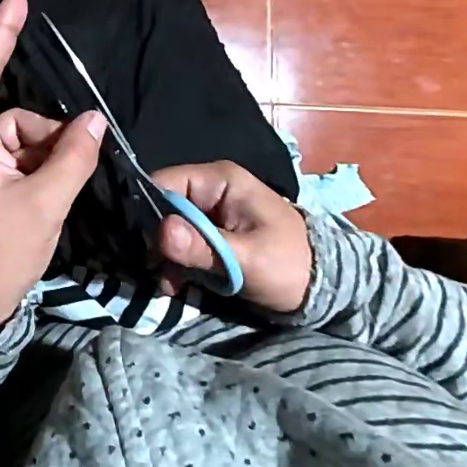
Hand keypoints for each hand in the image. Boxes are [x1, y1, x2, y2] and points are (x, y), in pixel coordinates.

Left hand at [0, 0, 106, 323]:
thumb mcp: (42, 204)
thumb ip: (72, 157)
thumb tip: (97, 120)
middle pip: (10, 112)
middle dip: (47, 130)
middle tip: (80, 147)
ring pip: (22, 135)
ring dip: (51, 151)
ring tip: (66, 184)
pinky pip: (21, 155)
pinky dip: (44, 164)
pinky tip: (59, 185)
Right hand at [151, 162, 311, 313]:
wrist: (320, 287)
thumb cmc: (288, 265)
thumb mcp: (246, 258)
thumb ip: (204, 246)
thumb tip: (162, 232)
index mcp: (221, 180)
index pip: (165, 182)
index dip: (149, 212)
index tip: (146, 248)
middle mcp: (211, 189)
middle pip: (163, 206)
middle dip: (157, 241)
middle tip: (158, 272)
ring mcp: (210, 211)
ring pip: (168, 228)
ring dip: (165, 257)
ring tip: (171, 285)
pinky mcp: (211, 233)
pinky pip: (181, 242)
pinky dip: (176, 264)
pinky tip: (178, 285)